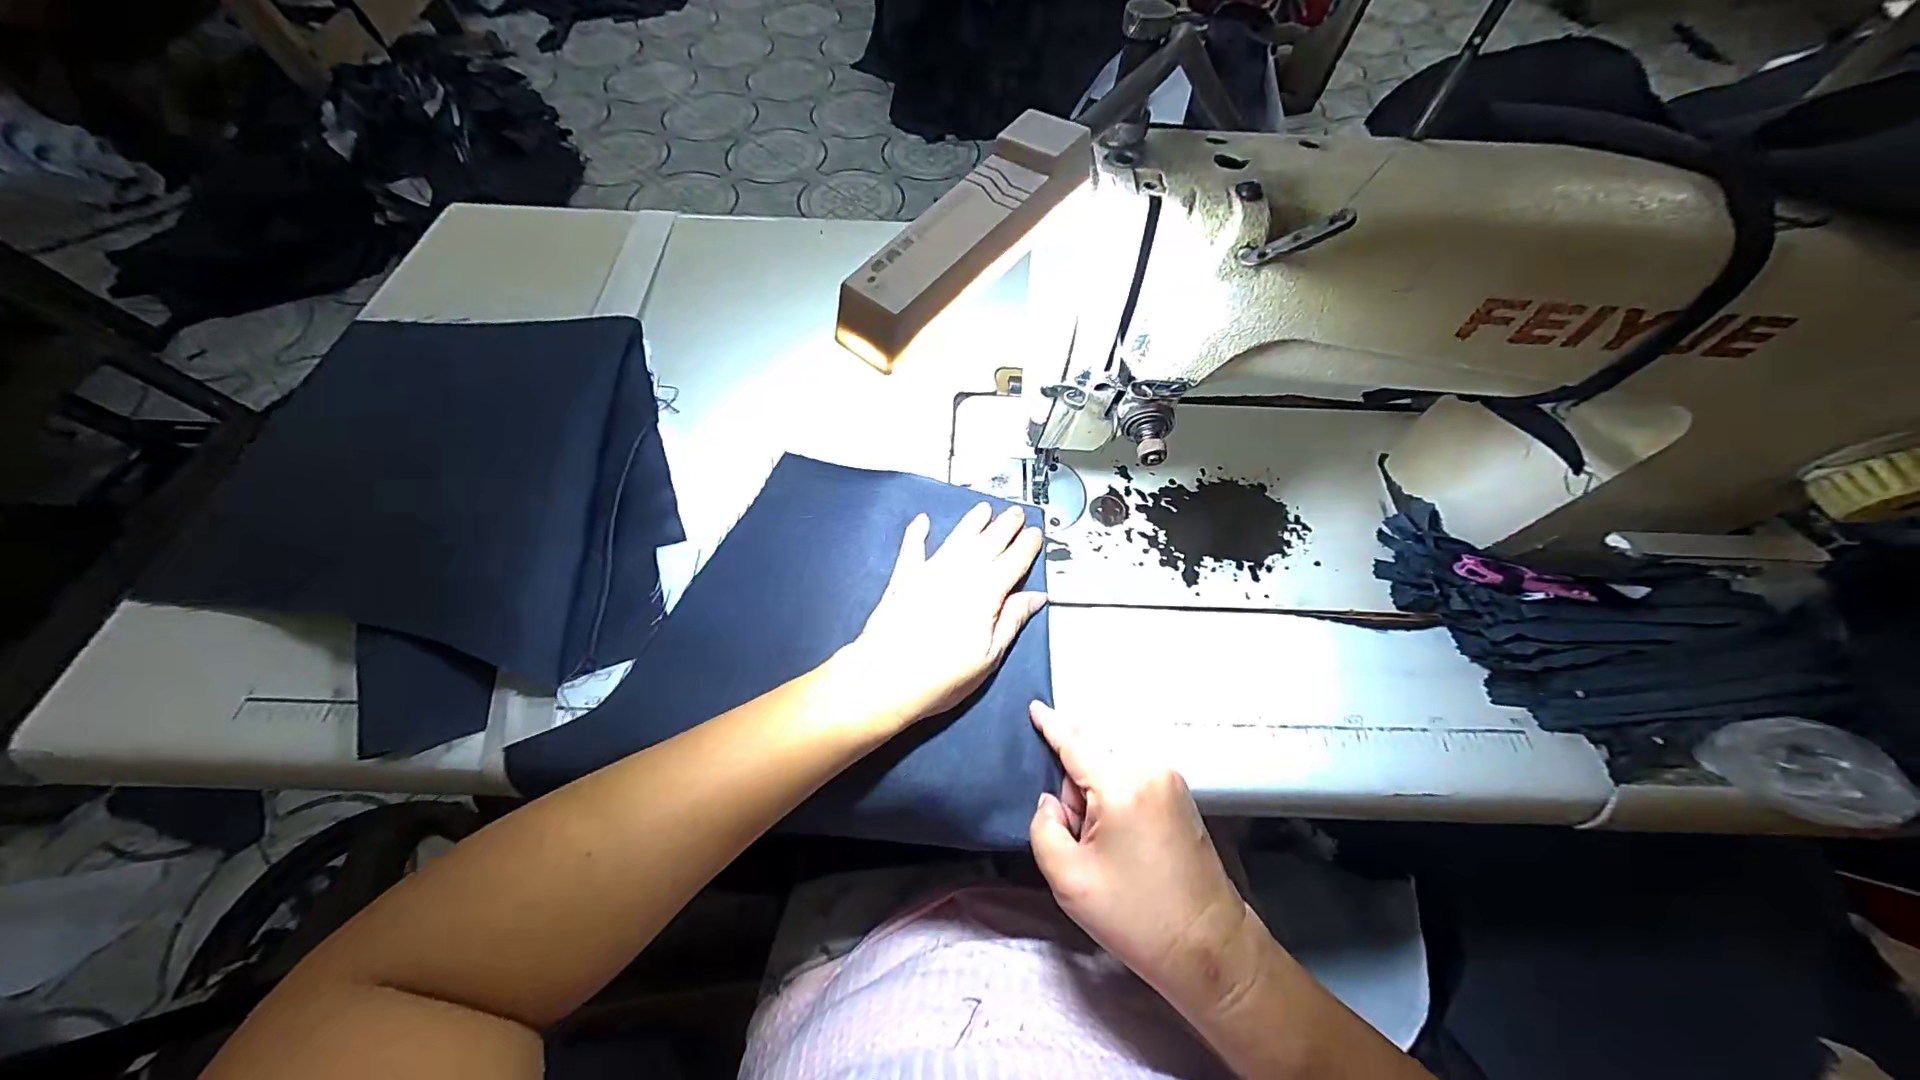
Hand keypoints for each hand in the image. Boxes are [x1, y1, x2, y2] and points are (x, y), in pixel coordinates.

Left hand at [839, 504, 1046, 727]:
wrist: (885, 678)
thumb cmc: (938, 676)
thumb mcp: (988, 656)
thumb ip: (1011, 620)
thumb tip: (1033, 599)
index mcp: (986, 593)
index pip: (1014, 560)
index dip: (1026, 545)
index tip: (1034, 533)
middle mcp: (959, 575)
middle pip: (988, 542)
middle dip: (1004, 526)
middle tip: (1015, 513)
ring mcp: (929, 572)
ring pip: (957, 538)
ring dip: (972, 522)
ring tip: (983, 510)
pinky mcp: (903, 578)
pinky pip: (913, 547)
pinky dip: (917, 533)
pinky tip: (922, 521)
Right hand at [1028, 701, 1255, 1005]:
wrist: (1208, 946)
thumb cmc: (1136, 916)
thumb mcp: (1068, 879)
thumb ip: (1043, 827)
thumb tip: (1052, 802)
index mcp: (1122, 785)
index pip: (1075, 743)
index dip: (1049, 724)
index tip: (1034, 707)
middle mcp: (1150, 770)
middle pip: (1091, 759)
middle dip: (1076, 790)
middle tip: (1082, 840)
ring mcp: (1170, 780)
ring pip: (1111, 770)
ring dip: (1096, 797)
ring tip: (1107, 849)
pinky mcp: (1180, 795)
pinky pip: (1132, 780)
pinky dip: (1116, 800)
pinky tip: (1124, 843)